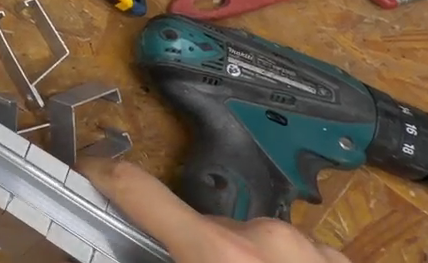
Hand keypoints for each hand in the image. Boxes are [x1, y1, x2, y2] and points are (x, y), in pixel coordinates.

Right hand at [79, 159, 351, 262]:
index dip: (99, 174)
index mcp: (217, 251)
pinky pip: (297, 258)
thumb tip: (136, 252)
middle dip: (188, 251)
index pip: (134, 186)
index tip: (82, 176)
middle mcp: (263, 236)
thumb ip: (158, 260)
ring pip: (251, 243)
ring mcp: (315, 249)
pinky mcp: (345, 262)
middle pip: (200, 224)